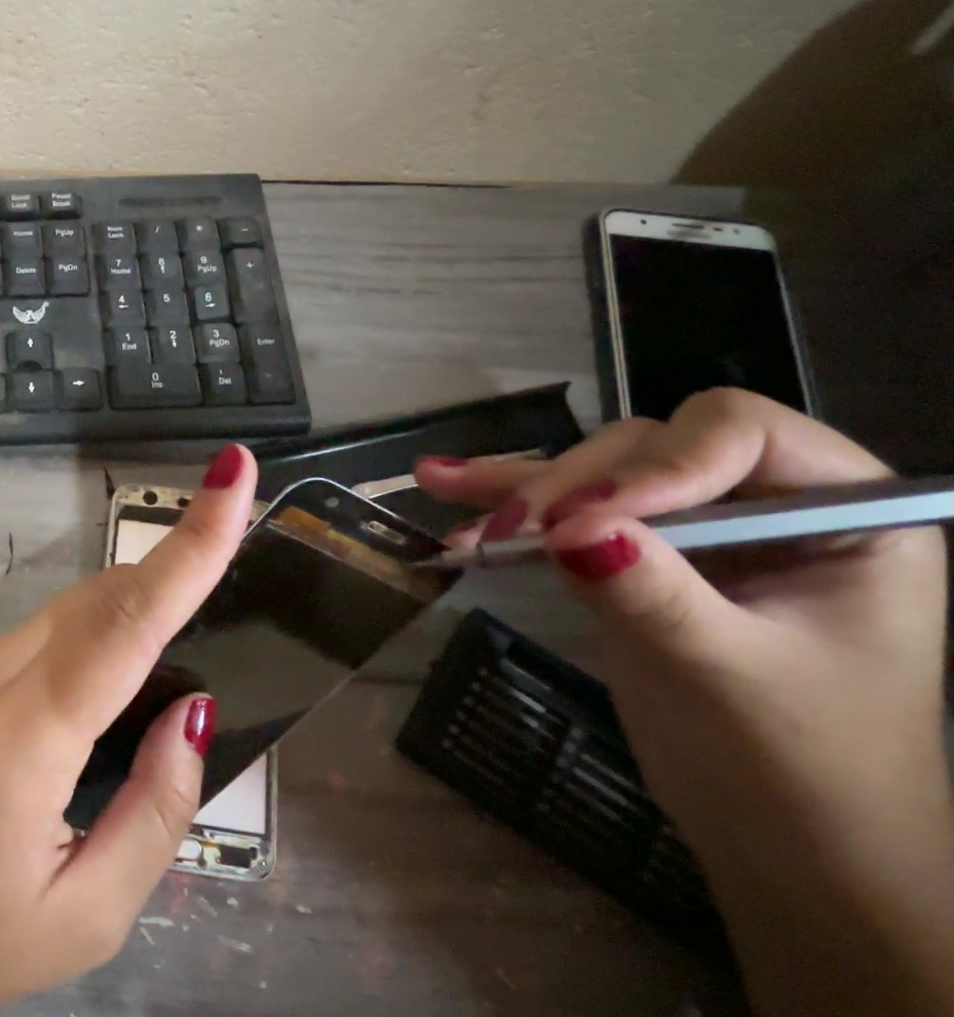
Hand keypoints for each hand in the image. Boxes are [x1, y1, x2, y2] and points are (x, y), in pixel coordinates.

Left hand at [0, 444, 257, 1015]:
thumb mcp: (83, 915)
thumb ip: (153, 811)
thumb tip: (189, 714)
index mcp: (19, 739)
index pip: (123, 621)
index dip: (189, 546)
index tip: (230, 476)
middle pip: (95, 602)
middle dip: (163, 584)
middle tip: (220, 614)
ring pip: (60, 619)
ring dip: (116, 634)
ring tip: (136, 715)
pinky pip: (25, 644)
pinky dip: (71, 658)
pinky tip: (69, 729)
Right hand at [418, 388, 953, 1016]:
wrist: (789, 850)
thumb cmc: (797, 770)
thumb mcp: (725, 674)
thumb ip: (653, 592)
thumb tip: (565, 526)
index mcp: (847, 513)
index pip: (742, 437)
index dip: (657, 466)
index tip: (579, 524)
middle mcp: (772, 504)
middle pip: (653, 449)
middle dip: (573, 485)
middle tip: (505, 531)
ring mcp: (702, 533)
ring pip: (599, 479)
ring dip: (520, 488)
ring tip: (440, 483)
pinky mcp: (643, 562)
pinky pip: (575, 523)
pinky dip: (515, 515)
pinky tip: (450, 491)